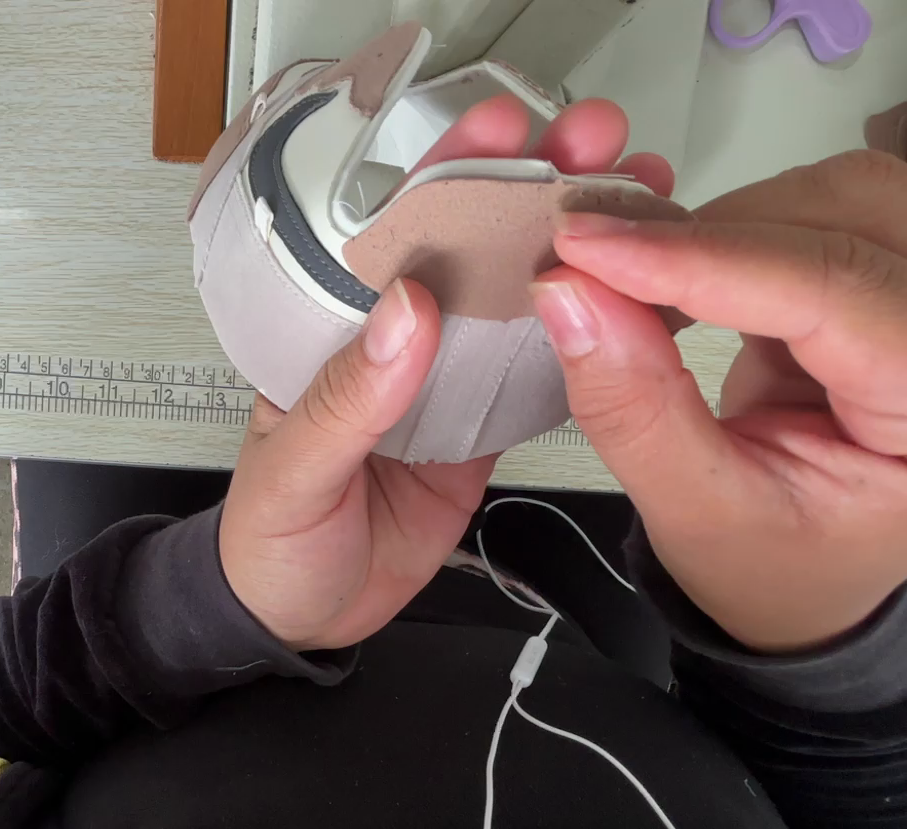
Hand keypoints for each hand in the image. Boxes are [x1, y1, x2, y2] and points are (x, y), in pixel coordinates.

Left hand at [220, 97, 668, 650]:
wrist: (299, 615)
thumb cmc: (268, 540)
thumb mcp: (291, 472)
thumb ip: (345, 399)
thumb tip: (409, 308)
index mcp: (330, 340)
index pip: (383, 242)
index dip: (439, 180)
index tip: (498, 133)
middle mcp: (392, 352)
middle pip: (463, 259)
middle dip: (526, 195)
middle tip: (597, 145)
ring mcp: (441, 392)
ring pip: (510, 311)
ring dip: (568, 259)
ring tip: (638, 203)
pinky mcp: (476, 436)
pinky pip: (533, 384)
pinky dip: (583, 349)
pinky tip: (635, 309)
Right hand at [531, 150, 906, 651]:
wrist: (807, 579)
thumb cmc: (764, 566)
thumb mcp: (687, 507)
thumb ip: (631, 405)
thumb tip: (567, 291)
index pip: (842, 290)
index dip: (702, 261)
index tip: (582, 249)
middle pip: (864, 214)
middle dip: (714, 233)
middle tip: (600, 269)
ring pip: (855, 195)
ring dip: (728, 226)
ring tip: (641, 283)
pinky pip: (840, 214)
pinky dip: (743, 234)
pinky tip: (687, 282)